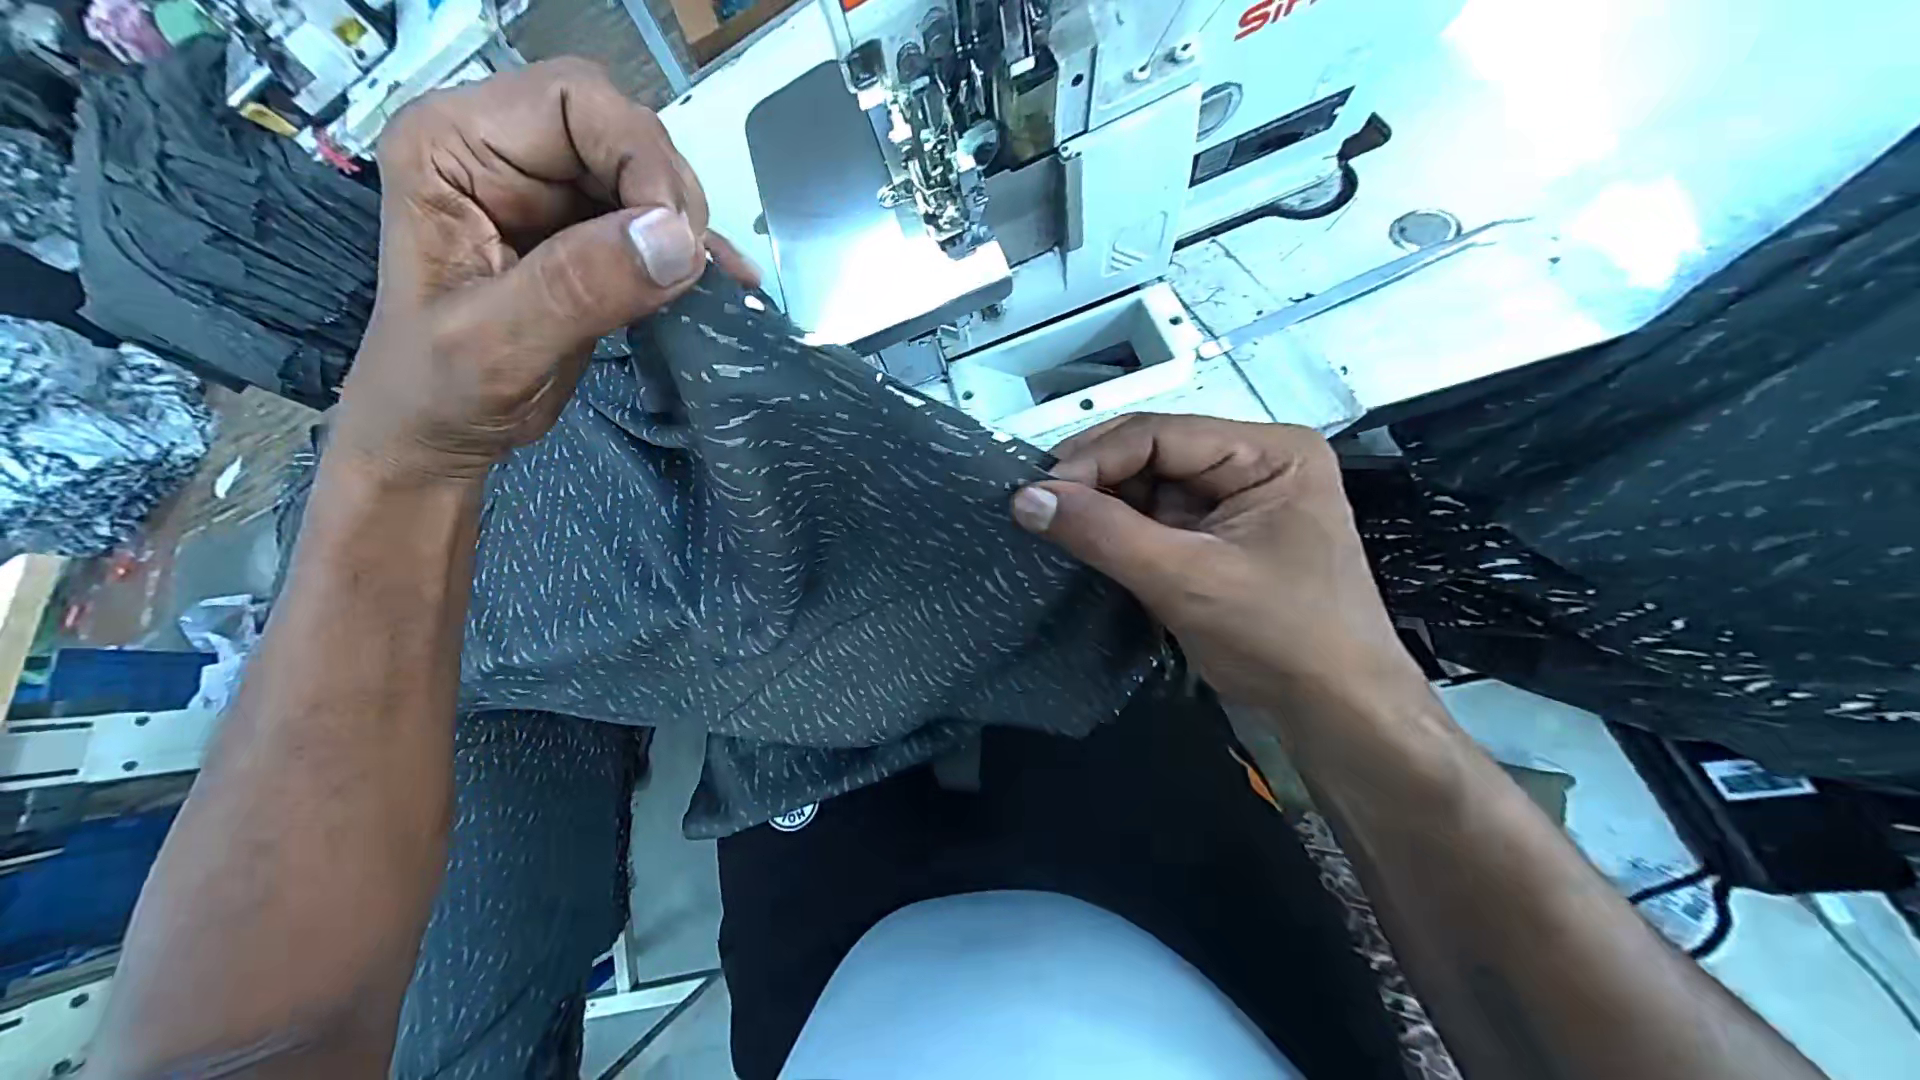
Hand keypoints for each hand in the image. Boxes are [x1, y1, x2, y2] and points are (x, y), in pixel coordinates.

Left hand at [333, 59, 757, 482]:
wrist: (443, 430)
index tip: (677, 242)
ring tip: (702, 282)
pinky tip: (723, 281)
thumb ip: (578, 286)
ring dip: (687, 226)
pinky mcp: (585, 235)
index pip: (575, 104)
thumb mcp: (497, 343)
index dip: (641, 160)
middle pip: (621, 130)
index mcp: (454, 146)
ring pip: (648, 173)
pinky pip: (654, 220)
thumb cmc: (441, 389)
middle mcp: (503, 151)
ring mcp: (548, 193)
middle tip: (689, 268)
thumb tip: (677, 239)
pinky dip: (692, 250)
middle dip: (669, 195)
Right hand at [1010, 414, 1424, 709]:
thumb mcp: (1185, 579)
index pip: (1159, 434)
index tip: (1036, 494)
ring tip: (1055, 528)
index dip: (1092, 459)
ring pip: (1147, 487)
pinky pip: (1155, 520)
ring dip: (1102, 508)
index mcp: (1269, 451)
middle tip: (1038, 509)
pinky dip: (1119, 533)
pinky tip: (1087, 544)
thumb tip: (1024, 498)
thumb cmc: (1279, 637)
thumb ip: (1102, 533)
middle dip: (1094, 482)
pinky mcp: (1218, 535)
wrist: (1336, 711)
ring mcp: (1235, 500)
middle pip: (1151, 455)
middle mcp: (1252, 462)